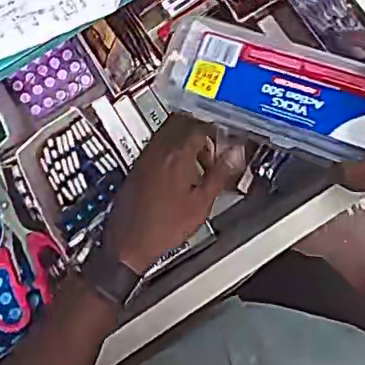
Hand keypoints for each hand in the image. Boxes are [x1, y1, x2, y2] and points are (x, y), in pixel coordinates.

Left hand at [104, 116, 247, 270]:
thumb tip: (235, 155)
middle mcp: (159, 150)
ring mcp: (146, 156)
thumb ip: (220, 174)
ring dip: (186, 138)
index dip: (217, 132)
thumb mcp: (201, 204)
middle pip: (182, 121)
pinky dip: (173, 148)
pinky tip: (181, 171)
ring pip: (169, 130)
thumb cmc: (162, 228)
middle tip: (214, 147)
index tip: (225, 142)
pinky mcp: (139, 165)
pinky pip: (159, 143)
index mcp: (177, 155)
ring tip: (199, 161)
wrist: (129, 243)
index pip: (200, 126)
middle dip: (201, 129)